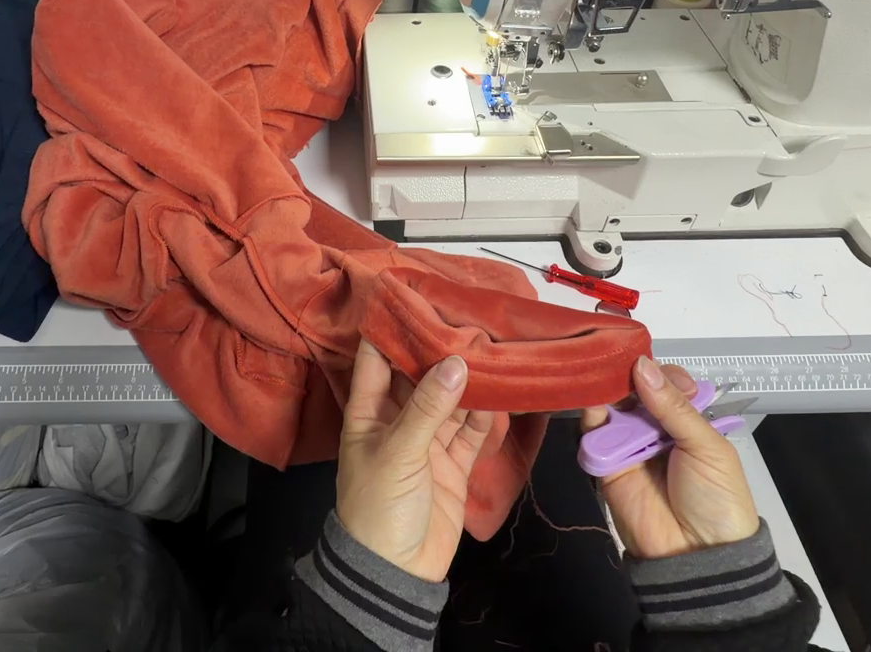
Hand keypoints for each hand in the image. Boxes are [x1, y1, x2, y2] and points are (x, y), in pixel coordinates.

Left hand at [336, 340, 497, 580]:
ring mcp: (427, 440)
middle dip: (441, 350)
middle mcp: (398, 418)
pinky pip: (470, 430)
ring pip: (449, 399)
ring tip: (492, 350)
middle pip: (419, 374)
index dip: (392, 328)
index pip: (377, 357)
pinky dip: (485, 415)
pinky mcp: (452, 463)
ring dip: (468, 380)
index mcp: (369, 409)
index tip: (415, 297)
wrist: (395, 573)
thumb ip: (428, 408)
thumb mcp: (398, 453)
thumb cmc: (379, 506)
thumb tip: (456, 362)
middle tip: (468, 320)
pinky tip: (502, 394)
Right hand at [582, 356, 760, 559]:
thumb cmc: (716, 498)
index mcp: (683, 418)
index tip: (650, 365)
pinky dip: (589, 412)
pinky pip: (592, 430)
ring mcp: (626, 440)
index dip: (656, 370)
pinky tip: (590, 398)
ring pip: (609, 402)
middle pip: (631, 386)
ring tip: (599, 372)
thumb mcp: (707, 447)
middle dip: (625, 372)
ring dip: (604, 386)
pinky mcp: (603, 459)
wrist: (698, 558)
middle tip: (615, 360)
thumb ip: (674, 406)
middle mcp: (652, 423)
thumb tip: (641, 364)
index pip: (663, 381)